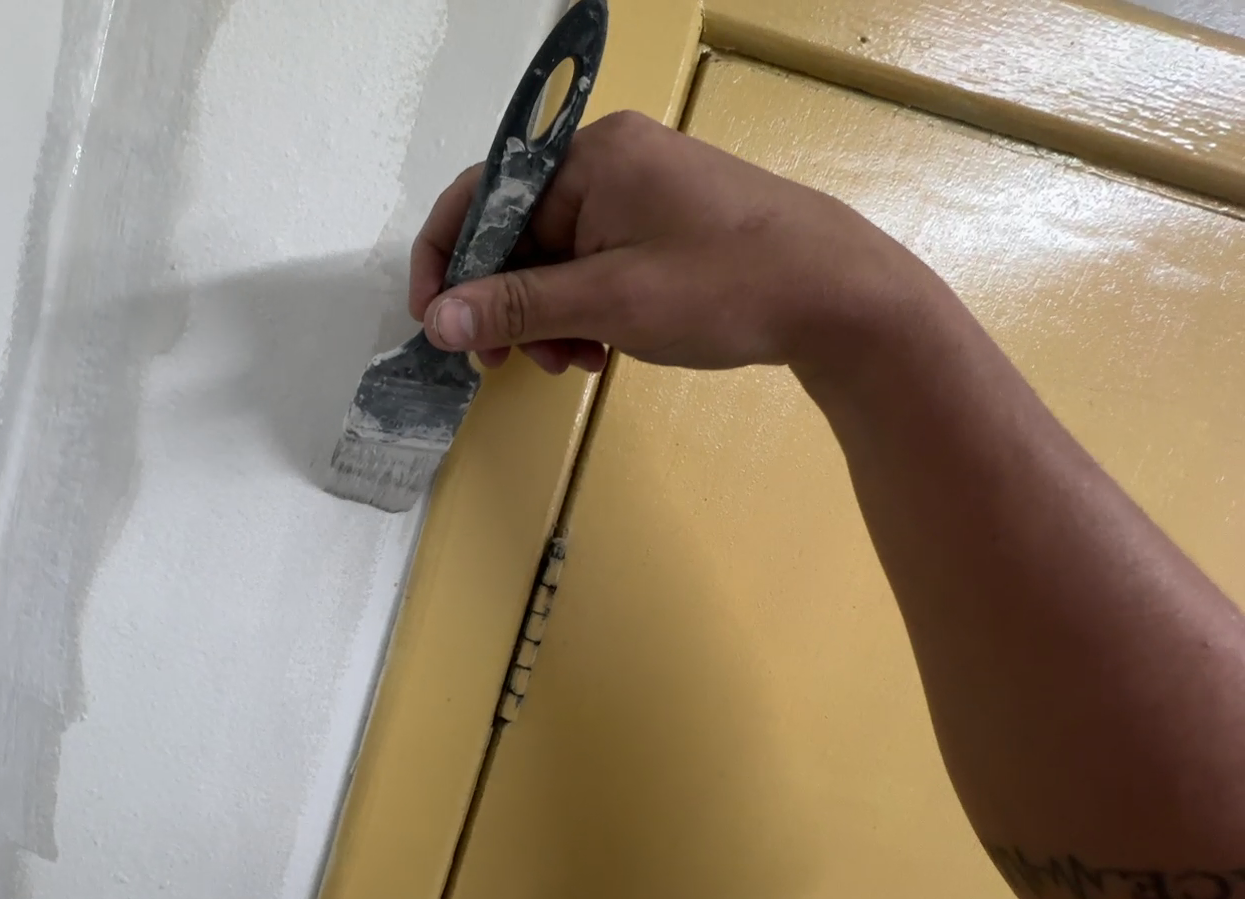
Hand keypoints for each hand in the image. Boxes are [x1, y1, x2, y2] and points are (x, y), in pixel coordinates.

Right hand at [409, 110, 947, 376]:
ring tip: (570, 363)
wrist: (840, 300)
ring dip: (540, 321)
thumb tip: (434, 322)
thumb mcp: (607, 302)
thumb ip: (514, 307)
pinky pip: (581, 271)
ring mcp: (627, 197)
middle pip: (511, 237)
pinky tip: (596, 351)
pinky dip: (575, 316)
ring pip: (544, 263)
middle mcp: (600, 166)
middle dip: (501, 306)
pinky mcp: (646, 229)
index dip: (443, 264)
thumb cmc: (725, 287)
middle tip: (504, 363)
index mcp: (586, 160)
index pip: (479, 199)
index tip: (434, 326)